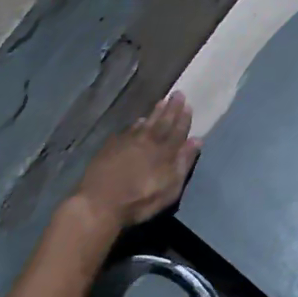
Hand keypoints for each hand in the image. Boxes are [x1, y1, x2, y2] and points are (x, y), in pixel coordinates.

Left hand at [71, 93, 200, 228]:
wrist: (101, 202)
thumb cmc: (140, 201)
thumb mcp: (170, 188)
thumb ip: (183, 163)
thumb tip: (196, 140)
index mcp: (164, 152)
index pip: (177, 130)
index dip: (183, 118)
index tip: (188, 104)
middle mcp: (147, 141)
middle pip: (162, 122)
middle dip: (171, 108)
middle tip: (177, 94)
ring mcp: (127, 142)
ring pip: (144, 123)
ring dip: (154, 113)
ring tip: (161, 102)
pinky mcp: (111, 146)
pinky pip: (128, 130)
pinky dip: (136, 124)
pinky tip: (138, 122)